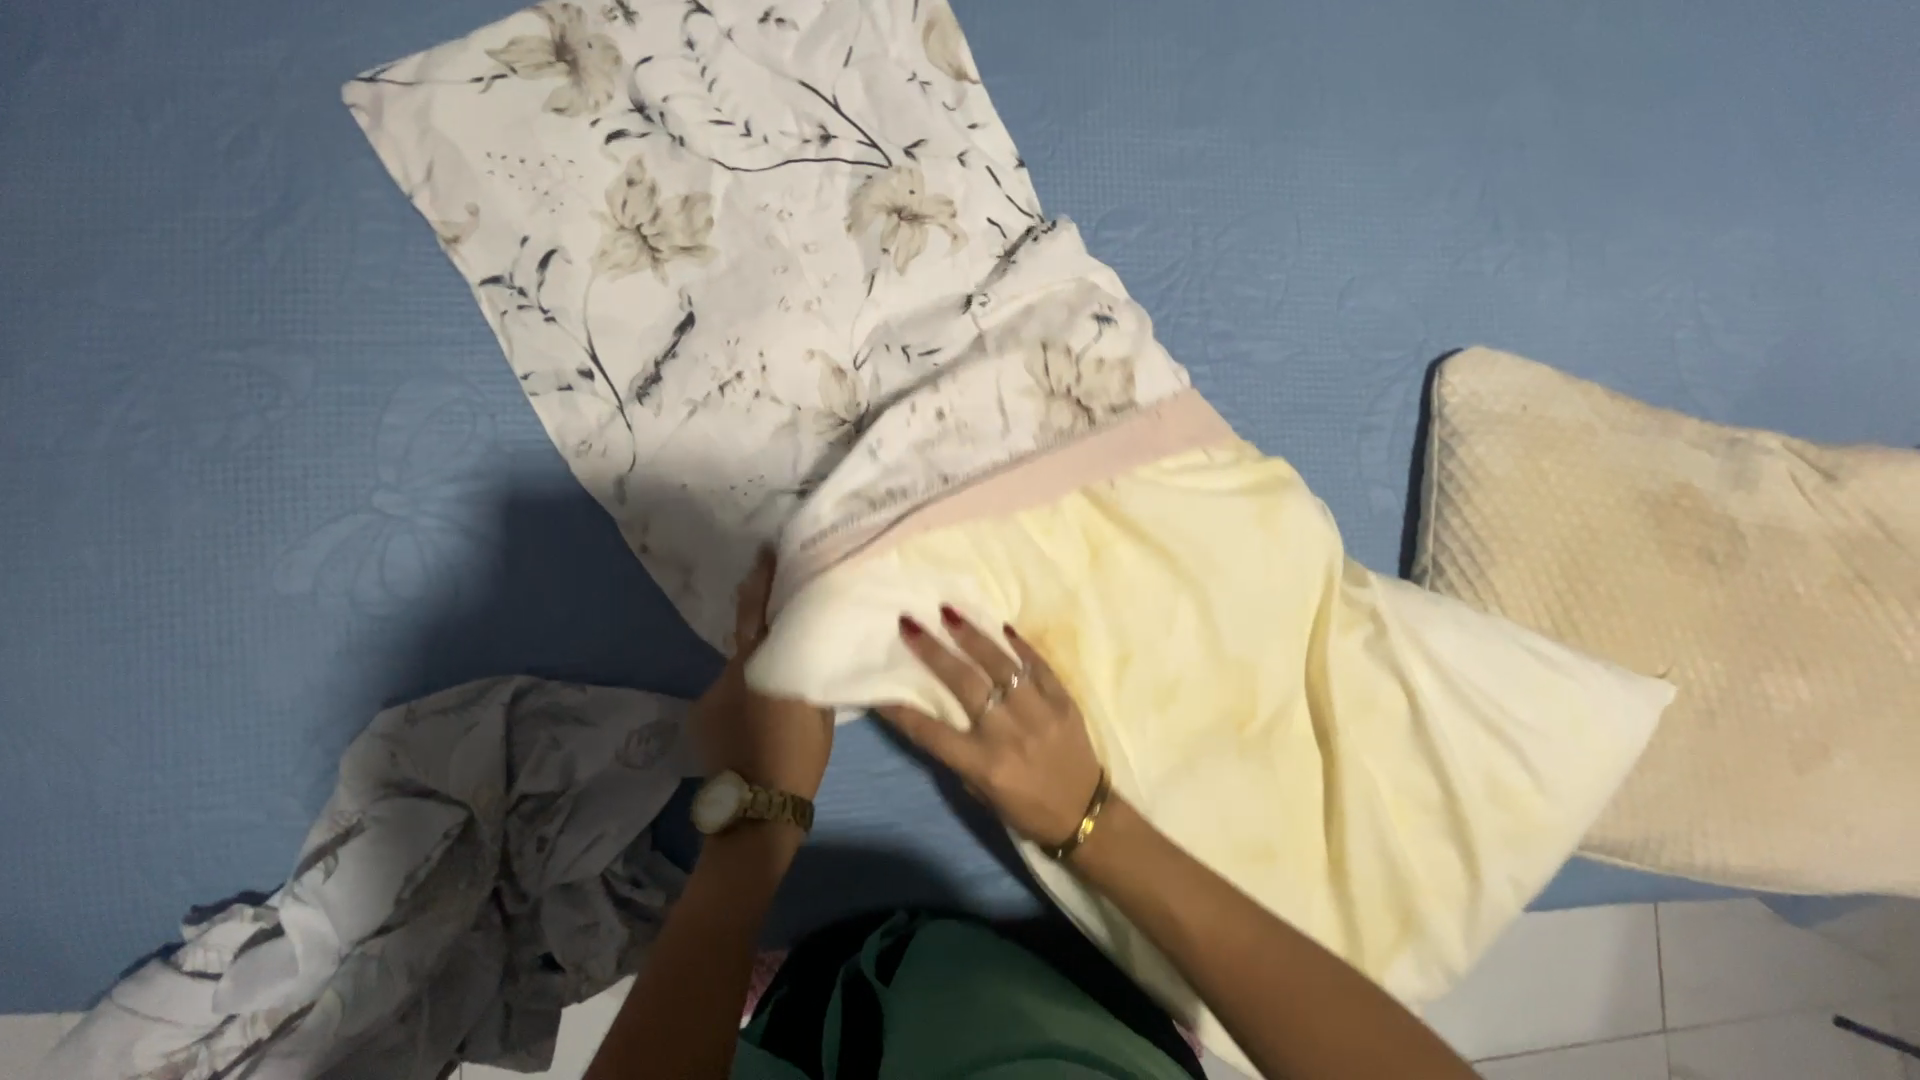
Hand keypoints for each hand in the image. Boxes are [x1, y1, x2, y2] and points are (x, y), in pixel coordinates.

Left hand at [690, 550, 833, 798]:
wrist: (757, 806)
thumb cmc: (799, 753)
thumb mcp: (817, 704)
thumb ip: (809, 668)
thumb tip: (808, 648)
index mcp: (764, 662)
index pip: (759, 608)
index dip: (761, 578)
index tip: (765, 551)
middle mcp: (731, 669)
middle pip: (748, 637)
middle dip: (761, 625)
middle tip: (781, 622)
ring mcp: (711, 693)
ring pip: (738, 670)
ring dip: (754, 673)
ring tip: (774, 697)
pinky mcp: (701, 714)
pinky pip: (726, 694)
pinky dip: (741, 698)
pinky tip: (755, 722)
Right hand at [877, 606, 1103, 850]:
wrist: (1086, 815)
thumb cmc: (1025, 810)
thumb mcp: (981, 794)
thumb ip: (957, 755)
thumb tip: (932, 713)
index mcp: (983, 764)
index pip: (931, 732)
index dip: (901, 709)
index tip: (879, 685)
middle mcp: (1008, 733)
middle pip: (964, 683)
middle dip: (933, 652)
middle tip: (910, 624)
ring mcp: (1039, 713)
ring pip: (1000, 665)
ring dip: (972, 636)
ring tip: (949, 612)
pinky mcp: (1064, 701)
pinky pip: (1039, 665)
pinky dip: (1019, 645)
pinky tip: (1000, 626)